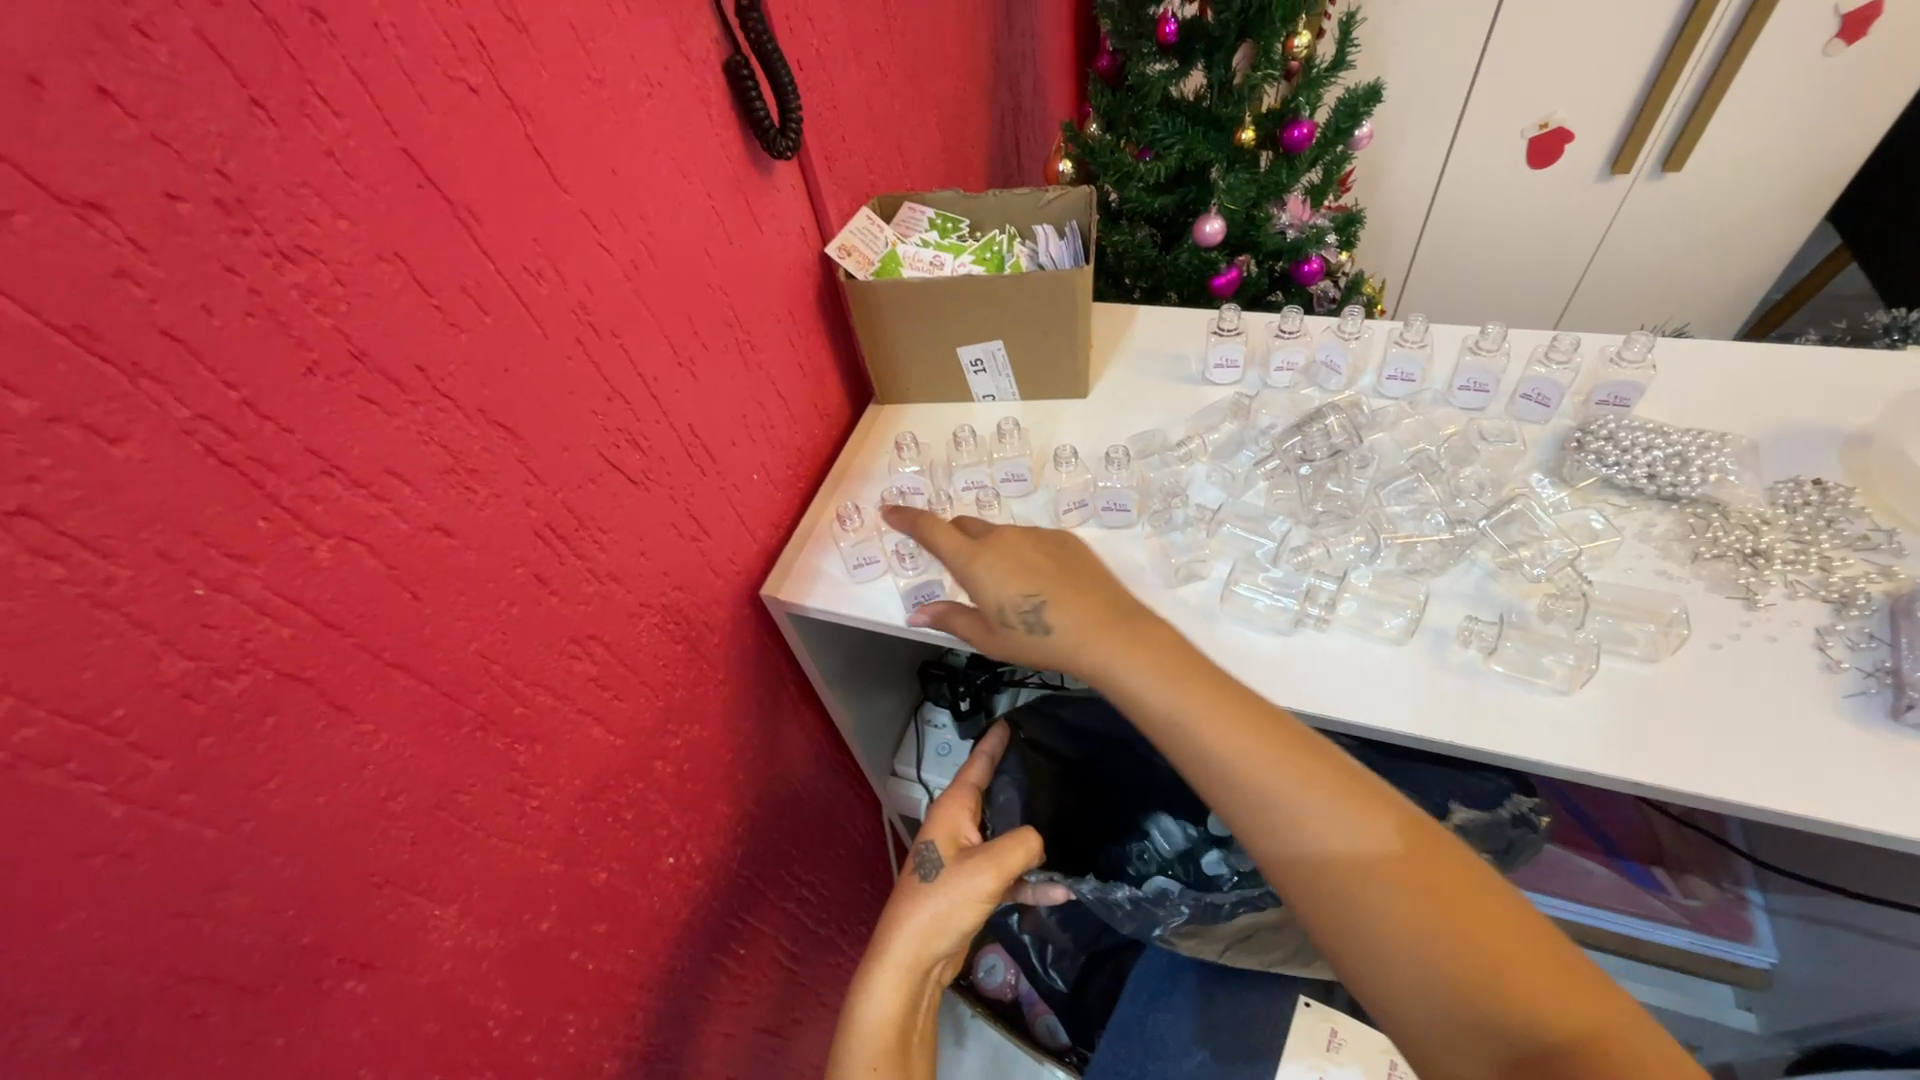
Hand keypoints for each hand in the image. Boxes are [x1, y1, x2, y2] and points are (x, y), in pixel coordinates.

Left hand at [866, 721, 1071, 985]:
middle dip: (1021, 788)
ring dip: (1032, 844)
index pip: (978, 765)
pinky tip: (1060, 892)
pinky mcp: (972, 888)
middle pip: (995, 800)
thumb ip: (1024, 844)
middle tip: (1052, 768)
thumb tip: (1040, 842)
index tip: (1010, 722)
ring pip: (1005, 840)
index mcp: (953, 809)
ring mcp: (964, 859)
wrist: (915, 958)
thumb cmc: (944, 900)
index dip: (995, 744)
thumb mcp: (990, 867)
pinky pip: (1007, 875)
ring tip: (1069, 830)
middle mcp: (957, 827)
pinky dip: (1029, 882)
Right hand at [880, 505, 1165, 682]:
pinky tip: (1044, 587)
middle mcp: (1001, 538)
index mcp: (974, 561)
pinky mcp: (1063, 539)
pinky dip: (1025, 556)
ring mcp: (1034, 534)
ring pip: (1001, 535)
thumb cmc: (1038, 640)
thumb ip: (950, 619)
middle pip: (965, 527)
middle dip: (953, 539)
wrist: (1105, 630)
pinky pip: (1032, 541)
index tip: (890, 511)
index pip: (931, 530)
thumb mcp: (987, 638)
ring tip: (1013, 590)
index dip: (907, 518)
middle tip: (959, 570)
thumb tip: (917, 613)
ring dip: (994, 552)